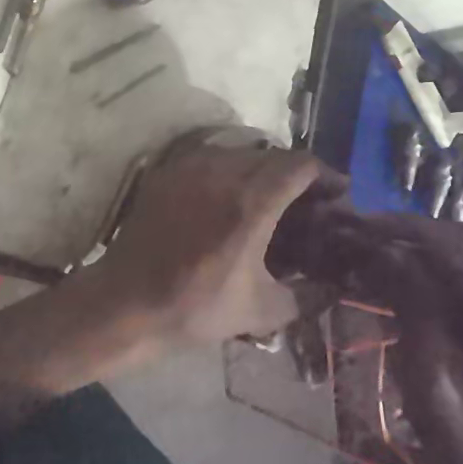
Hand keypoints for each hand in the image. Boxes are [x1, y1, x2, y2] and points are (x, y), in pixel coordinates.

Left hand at [93, 143, 321, 347]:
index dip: (326, 175)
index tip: (337, 194)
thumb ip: (306, 296)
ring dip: (264, 170)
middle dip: (297, 174)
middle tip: (306, 201)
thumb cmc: (195, 307)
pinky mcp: (168, 171)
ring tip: (269, 199)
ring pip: (242, 153)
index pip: (301, 165)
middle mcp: (224, 171)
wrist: (125, 303)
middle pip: (275, 155)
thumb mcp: (261, 310)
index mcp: (252, 202)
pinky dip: (232, 171)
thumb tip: (334, 289)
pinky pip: (212, 158)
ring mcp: (191, 167)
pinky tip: (230, 198)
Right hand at [360, 215, 462, 463]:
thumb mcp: (427, 379)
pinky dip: (432, 269)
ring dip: (420, 248)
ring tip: (375, 243)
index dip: (412, 233)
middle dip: (414, 234)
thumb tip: (383, 250)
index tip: (365, 225)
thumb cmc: (459, 446)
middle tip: (363, 229)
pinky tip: (400, 269)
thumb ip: (411, 308)